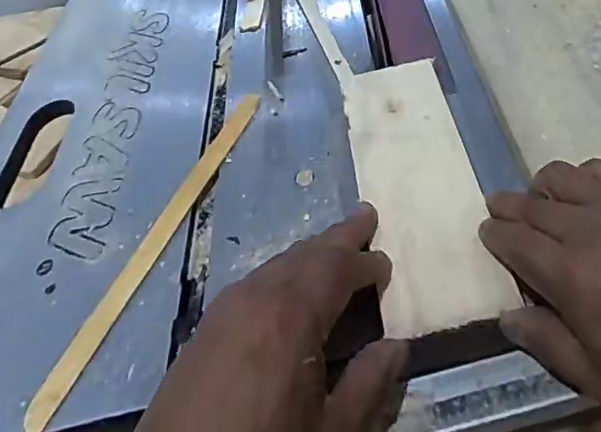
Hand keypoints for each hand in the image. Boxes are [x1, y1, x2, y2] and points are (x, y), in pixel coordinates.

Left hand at [140, 204, 408, 431]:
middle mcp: (258, 295)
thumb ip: (367, 385)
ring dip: (311, 253)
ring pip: (279, 263)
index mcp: (293, 313)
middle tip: (366, 216)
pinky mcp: (203, 329)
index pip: (340, 267)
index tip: (387, 267)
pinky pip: (255, 282)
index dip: (367, 264)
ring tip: (332, 251)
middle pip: (308, 252)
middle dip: (340, 236)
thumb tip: (396, 346)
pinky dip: (283, 273)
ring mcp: (226, 309)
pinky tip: (288, 290)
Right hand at [480, 160, 600, 431]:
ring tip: (538, 199)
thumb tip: (508, 316)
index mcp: (571, 278)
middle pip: (534, 203)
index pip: (516, 242)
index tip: (486, 232)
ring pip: (563, 175)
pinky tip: (584, 188)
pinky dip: (582, 172)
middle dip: (510, 205)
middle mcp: (588, 229)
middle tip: (498, 208)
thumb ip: (549, 344)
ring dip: (542, 185)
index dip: (496, 235)